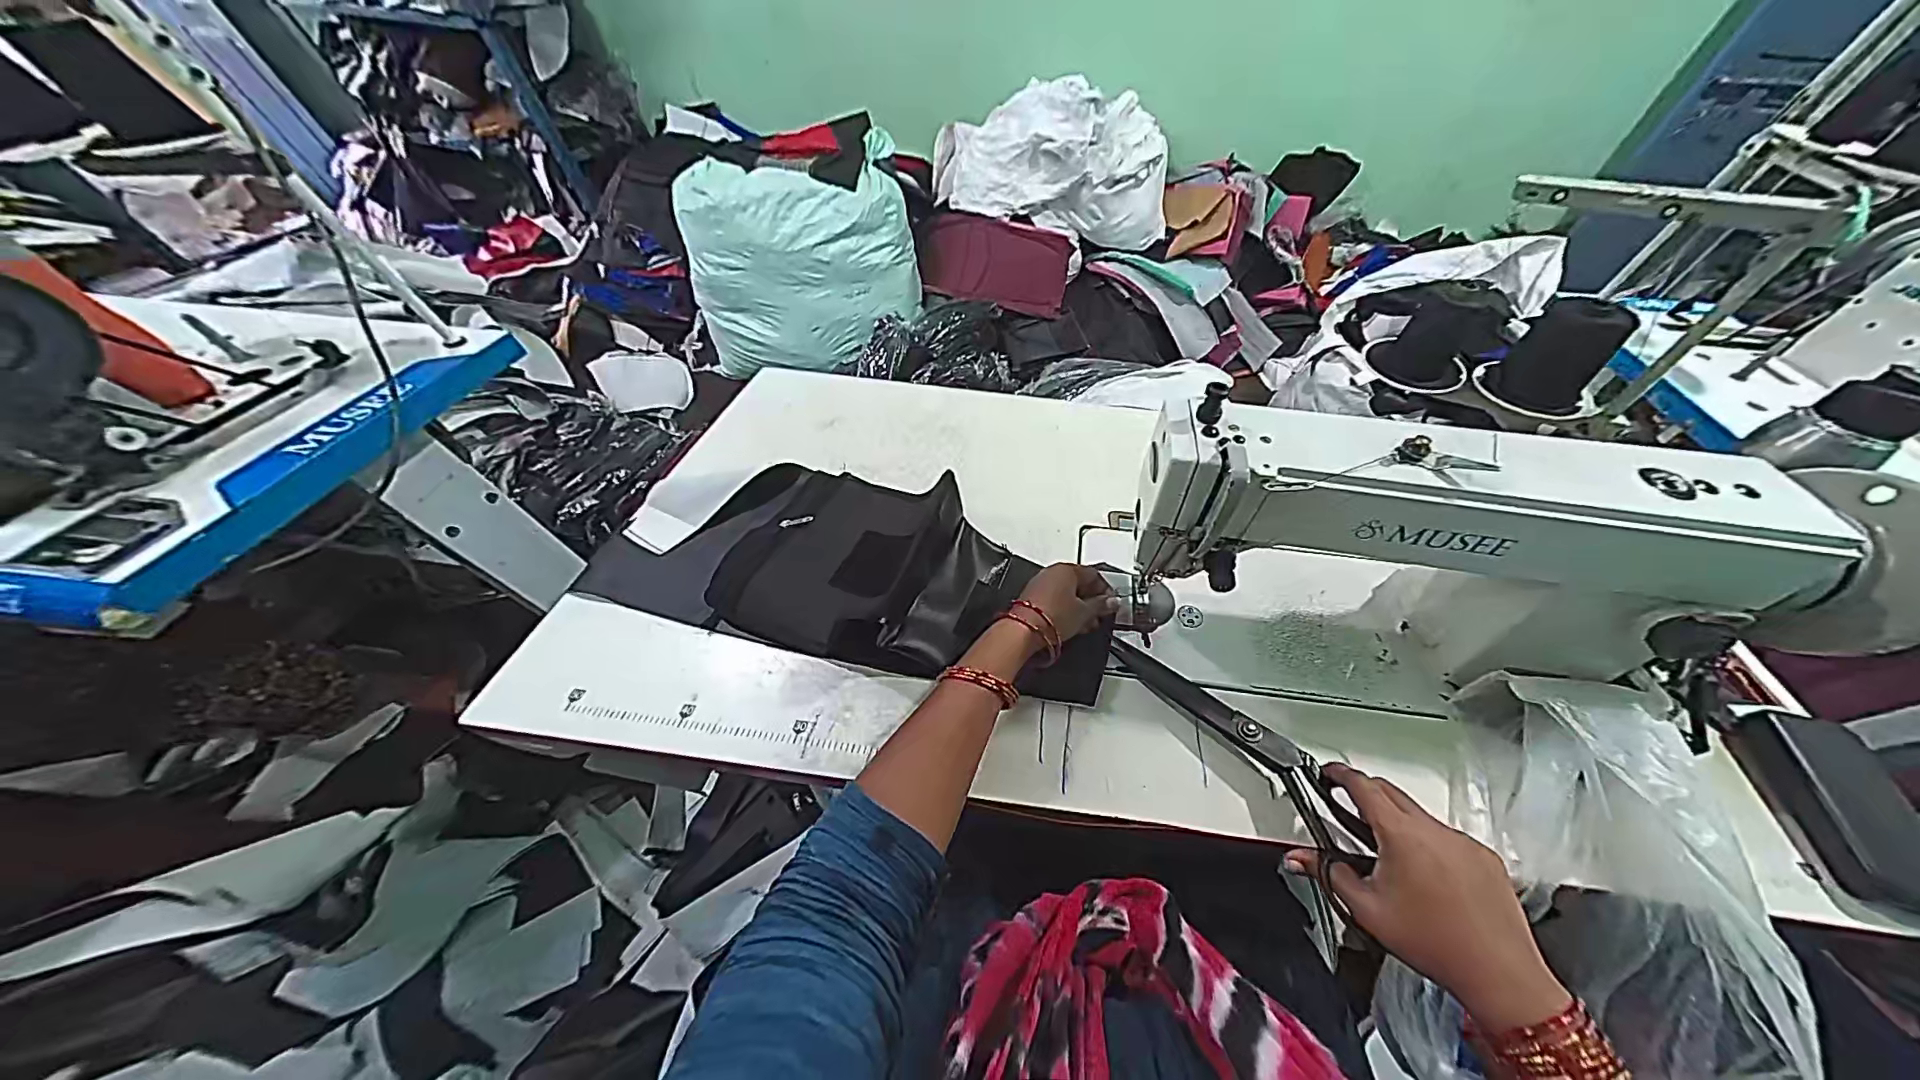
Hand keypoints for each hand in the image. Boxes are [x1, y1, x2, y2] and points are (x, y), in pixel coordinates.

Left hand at [1016, 563, 1119, 644]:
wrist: (1024, 631)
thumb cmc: (1050, 617)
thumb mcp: (1085, 612)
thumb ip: (1101, 605)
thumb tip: (1111, 602)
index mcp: (1066, 569)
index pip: (1094, 574)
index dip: (1106, 590)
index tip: (1111, 603)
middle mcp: (1051, 573)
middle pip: (1079, 583)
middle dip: (1091, 600)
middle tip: (1099, 614)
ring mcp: (1040, 585)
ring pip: (1066, 593)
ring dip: (1078, 607)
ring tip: (1086, 622)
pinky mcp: (1031, 598)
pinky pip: (1054, 600)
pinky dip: (1064, 610)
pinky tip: (1071, 623)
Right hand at [1284, 763, 1571, 1032]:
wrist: (1500, 977)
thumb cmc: (1438, 946)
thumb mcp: (1366, 908)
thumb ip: (1328, 873)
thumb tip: (1300, 858)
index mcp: (1402, 836)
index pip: (1363, 785)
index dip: (1340, 773)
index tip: (1331, 772)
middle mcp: (1435, 832)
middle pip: (1391, 792)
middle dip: (1365, 792)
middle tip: (1347, 802)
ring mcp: (1464, 843)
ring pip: (1420, 814)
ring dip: (1398, 820)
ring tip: (1387, 851)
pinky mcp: (1485, 858)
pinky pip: (1448, 835)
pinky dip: (1429, 841)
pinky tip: (1425, 873)